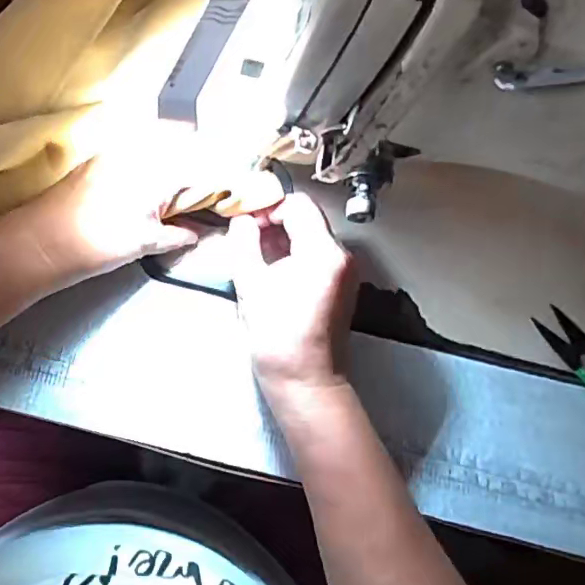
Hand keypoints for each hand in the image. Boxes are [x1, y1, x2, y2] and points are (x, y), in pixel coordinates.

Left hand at [0, 152, 207, 290]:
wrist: (39, 241)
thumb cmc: (93, 243)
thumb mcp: (144, 243)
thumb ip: (176, 234)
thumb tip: (194, 233)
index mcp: (159, 167)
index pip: (206, 165)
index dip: (224, 180)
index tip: (238, 194)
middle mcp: (139, 149)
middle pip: (186, 146)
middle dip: (203, 167)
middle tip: (212, 194)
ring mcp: (116, 151)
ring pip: (161, 146)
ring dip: (177, 163)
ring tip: (183, 194)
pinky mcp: (98, 160)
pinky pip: (137, 152)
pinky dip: (152, 165)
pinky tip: (152, 189)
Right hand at [228, 192, 356, 392]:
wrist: (304, 380)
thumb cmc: (277, 337)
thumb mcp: (250, 285)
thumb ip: (244, 244)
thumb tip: (241, 220)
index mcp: (323, 252)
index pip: (297, 205)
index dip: (266, 207)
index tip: (243, 220)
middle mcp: (341, 256)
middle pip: (305, 219)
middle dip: (271, 223)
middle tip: (242, 237)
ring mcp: (344, 272)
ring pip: (308, 238)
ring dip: (279, 240)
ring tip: (251, 257)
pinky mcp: (339, 286)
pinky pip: (313, 257)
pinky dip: (290, 256)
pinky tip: (269, 273)